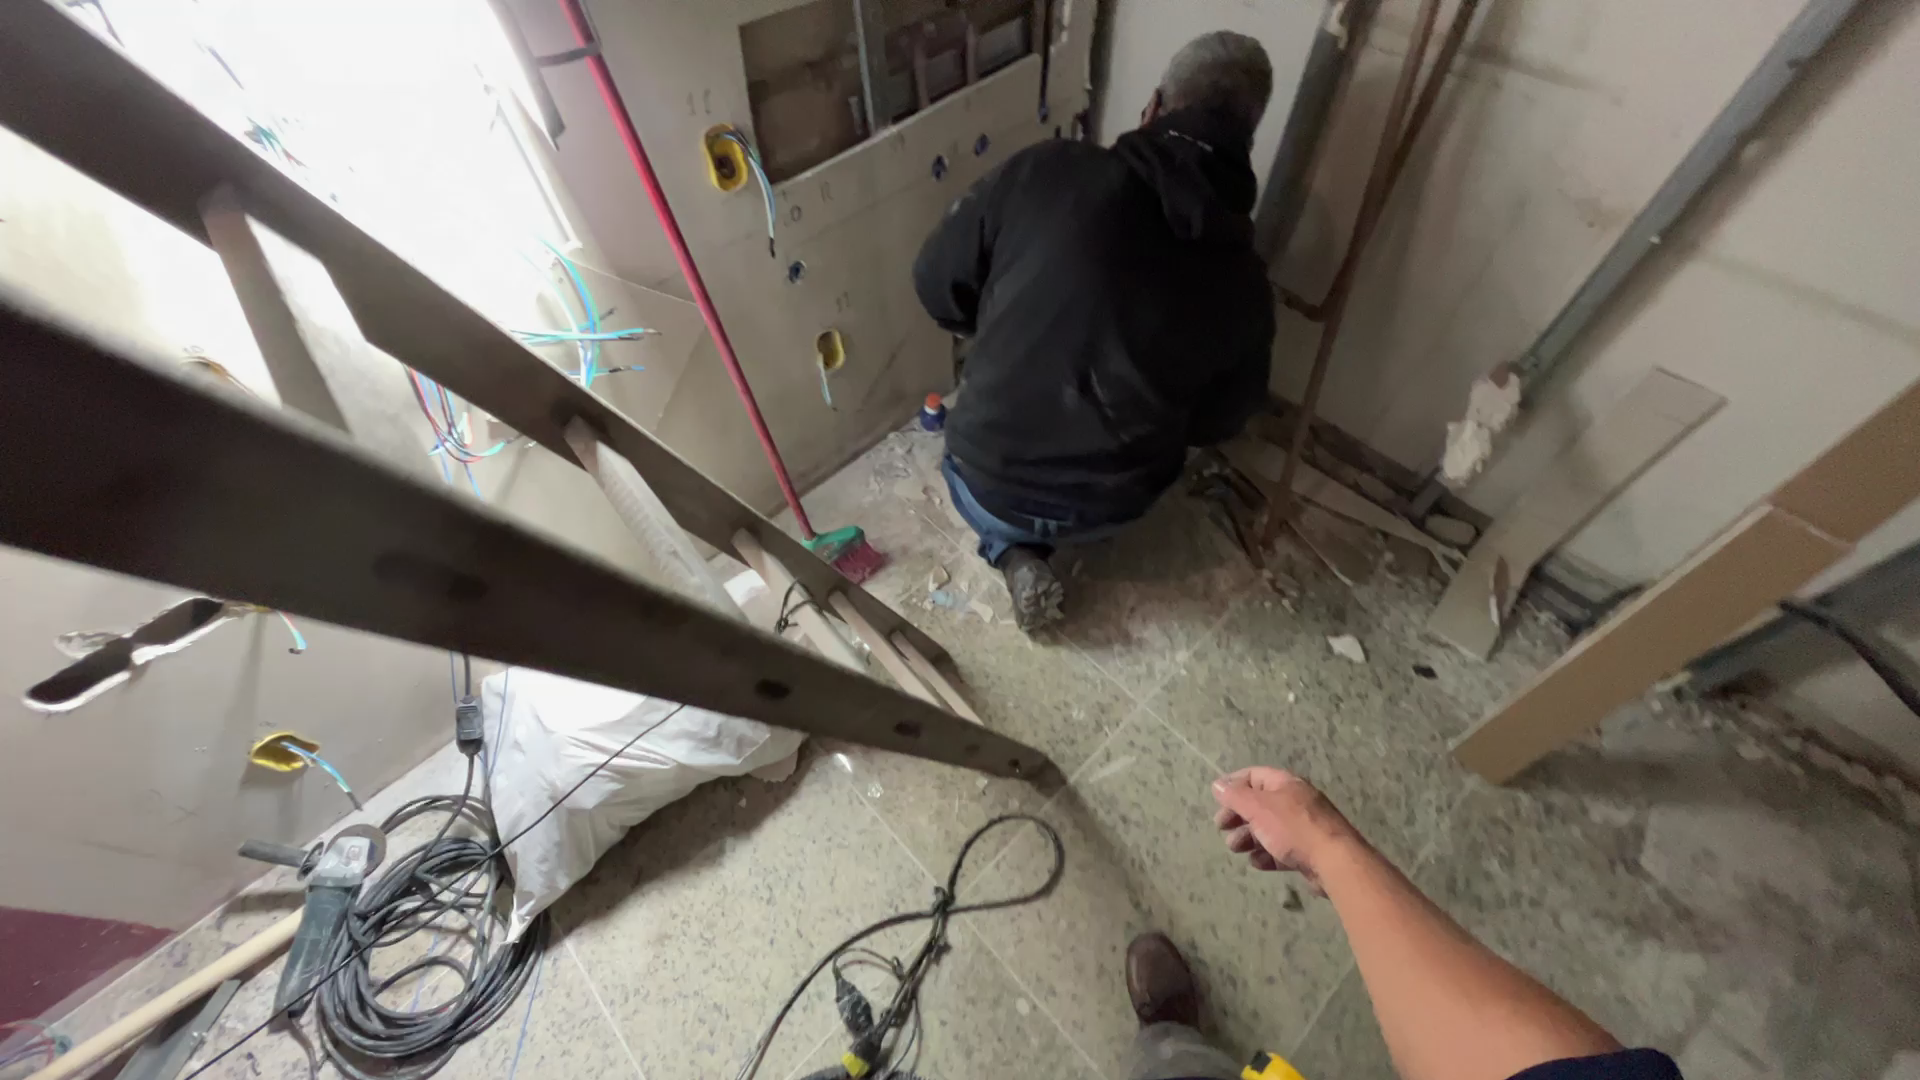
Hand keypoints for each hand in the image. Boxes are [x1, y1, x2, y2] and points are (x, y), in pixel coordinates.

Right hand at [1211, 767, 1359, 886]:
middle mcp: (1295, 802)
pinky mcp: (1308, 852)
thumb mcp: (1257, 807)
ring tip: (1236, 849)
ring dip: (1248, 837)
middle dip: (1238, 815)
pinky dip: (1266, 854)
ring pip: (1268, 828)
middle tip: (1222, 827)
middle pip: (1259, 804)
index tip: (1216, 799)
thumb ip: (1235, 795)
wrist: (1335, 863)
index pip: (1253, 776)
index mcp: (1285, 784)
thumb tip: (1217, 785)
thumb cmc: (1293, 828)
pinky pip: (1281, 849)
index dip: (1233, 784)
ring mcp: (1303, 828)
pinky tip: (1256, 862)